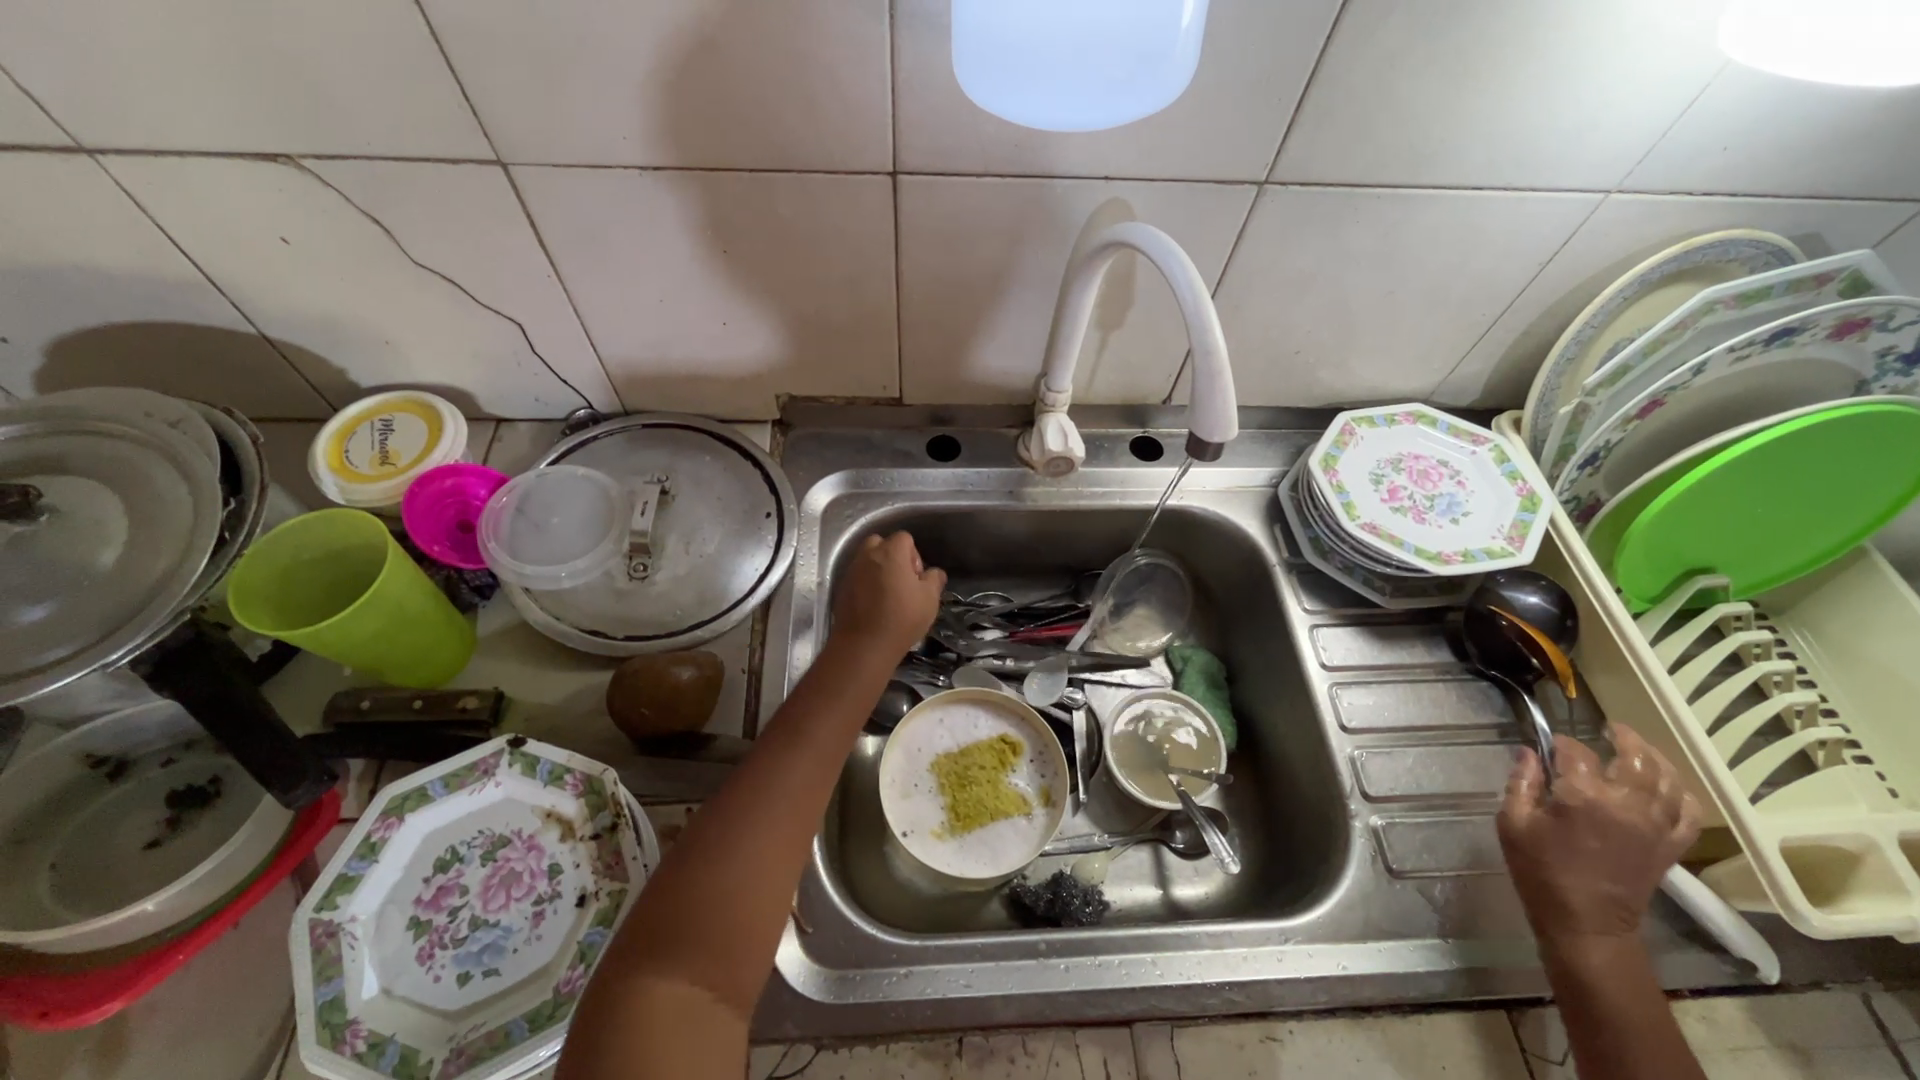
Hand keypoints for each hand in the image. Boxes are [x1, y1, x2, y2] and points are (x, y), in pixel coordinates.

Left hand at [831, 532, 946, 659]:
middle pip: (881, 543)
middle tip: (902, 581)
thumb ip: (934, 580)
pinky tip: (873, 605)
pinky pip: (857, 576)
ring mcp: (851, 571)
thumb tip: (935, 573)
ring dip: (878, 569)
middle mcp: (867, 556)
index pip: (904, 538)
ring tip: (887, 594)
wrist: (863, 645)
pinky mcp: (841, 588)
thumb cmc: (901, 619)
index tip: (917, 578)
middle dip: (892, 556)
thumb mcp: (929, 600)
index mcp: (890, 553)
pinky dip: (865, 583)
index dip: (914, 556)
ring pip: (866, 559)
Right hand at [1497, 723, 1702, 949]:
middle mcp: (1627, 803)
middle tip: (1610, 729)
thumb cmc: (1541, 872)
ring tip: (1639, 749)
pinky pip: (1689, 810)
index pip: (1576, 752)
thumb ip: (1521, 783)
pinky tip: (1669, 785)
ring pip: (1667, 778)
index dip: (1560, 744)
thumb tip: (1529, 753)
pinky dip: (1682, 793)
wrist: (1585, 923)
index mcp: (1584, 796)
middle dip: (1622, 737)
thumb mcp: (1513, 824)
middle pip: (1635, 756)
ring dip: (1654, 758)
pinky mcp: (1671, 844)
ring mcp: (1656, 824)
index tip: (1549, 747)